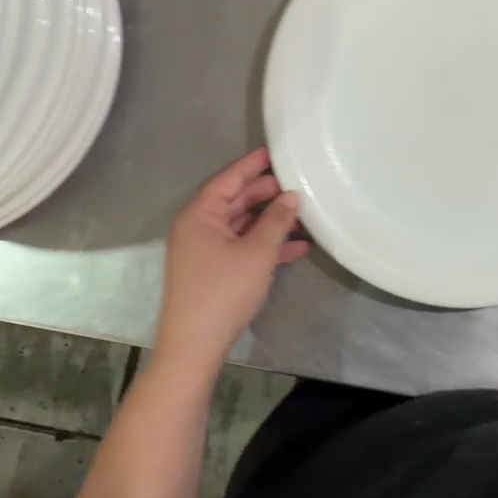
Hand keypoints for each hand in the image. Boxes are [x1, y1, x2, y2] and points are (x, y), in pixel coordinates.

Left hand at [156, 147, 308, 366]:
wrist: (194, 346)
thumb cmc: (223, 291)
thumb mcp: (256, 253)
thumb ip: (276, 221)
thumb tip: (291, 196)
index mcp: (200, 214)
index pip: (229, 179)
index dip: (252, 164)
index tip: (275, 151)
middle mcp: (198, 227)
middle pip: (235, 200)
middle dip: (266, 193)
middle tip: (297, 183)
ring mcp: (204, 251)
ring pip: (241, 225)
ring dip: (270, 221)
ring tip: (303, 213)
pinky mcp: (213, 271)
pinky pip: (241, 247)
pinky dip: (265, 245)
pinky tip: (296, 248)